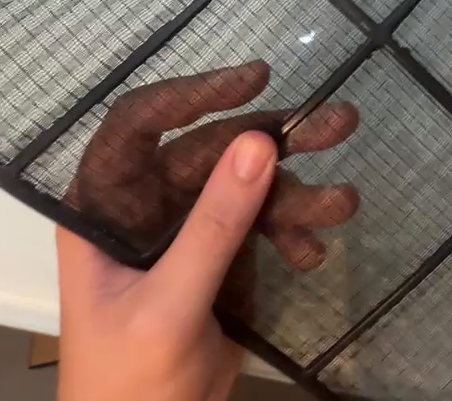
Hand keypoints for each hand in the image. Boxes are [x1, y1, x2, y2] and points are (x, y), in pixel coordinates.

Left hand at [57, 62, 359, 400]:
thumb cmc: (126, 387)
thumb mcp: (169, 306)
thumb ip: (213, 226)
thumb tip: (259, 142)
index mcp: (106, 203)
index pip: (139, 123)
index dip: (192, 93)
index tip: (255, 82)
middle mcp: (147, 199)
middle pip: (215, 146)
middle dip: (278, 139)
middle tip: (340, 121)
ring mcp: (189, 222)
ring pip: (249, 180)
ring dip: (300, 191)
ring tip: (345, 203)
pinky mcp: (223, 247)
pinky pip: (265, 218)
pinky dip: (293, 231)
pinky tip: (311, 255)